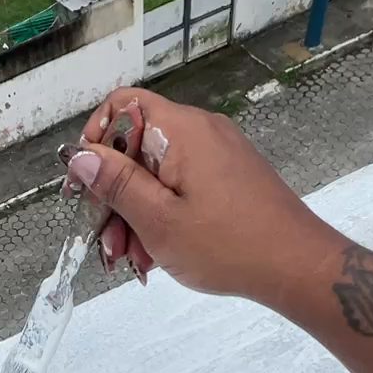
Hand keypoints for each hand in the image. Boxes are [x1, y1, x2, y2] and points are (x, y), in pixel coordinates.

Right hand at [64, 88, 338, 304]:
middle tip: (108, 247)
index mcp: (181, 130)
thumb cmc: (225, 245)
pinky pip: (181, 189)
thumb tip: (76, 153)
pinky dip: (162, 218)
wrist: (295, 265)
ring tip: (134, 261)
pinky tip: (157, 255)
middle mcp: (199, 132)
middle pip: (136, 149)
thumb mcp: (158, 220)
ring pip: (157, 175)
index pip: (122, 107)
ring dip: (136, 217)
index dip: (95, 142)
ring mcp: (217, 155)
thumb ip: (116, 184)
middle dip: (114, 198)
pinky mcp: (228, 178)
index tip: (85, 189)